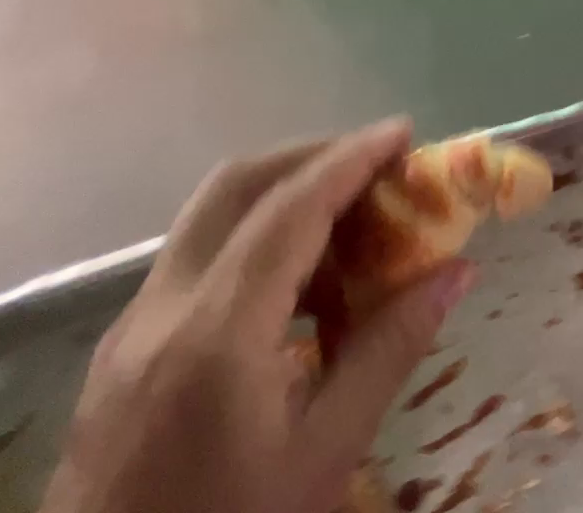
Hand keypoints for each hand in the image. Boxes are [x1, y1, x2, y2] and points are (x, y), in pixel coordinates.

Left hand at [39, 119, 475, 512]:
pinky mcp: (126, 350)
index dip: (349, 160)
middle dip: (313, 157)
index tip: (403, 133)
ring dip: (289, 196)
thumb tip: (457, 270)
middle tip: (382, 164)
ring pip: (211, 219)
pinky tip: (309, 286)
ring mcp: (132, 330)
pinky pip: (202, 261)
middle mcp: (159, 314)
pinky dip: (263, 239)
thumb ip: (392, 348)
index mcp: (213, 336)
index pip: (286, 213)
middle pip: (233, 190)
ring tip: (360, 223)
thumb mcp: (327, 449)